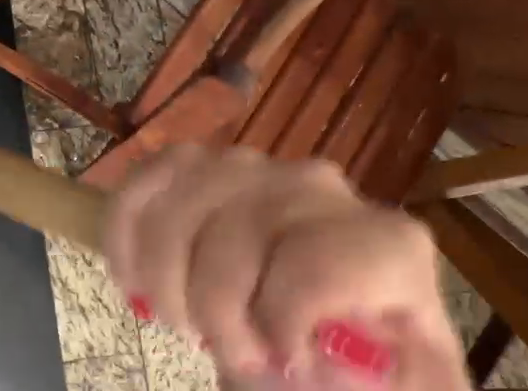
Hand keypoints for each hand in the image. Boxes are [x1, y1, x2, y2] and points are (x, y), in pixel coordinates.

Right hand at [103, 145, 465, 390]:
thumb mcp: (403, 381)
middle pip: (237, 241)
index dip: (284, 320)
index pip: (316, 266)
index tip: (278, 363)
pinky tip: (131, 282)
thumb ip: (383, 372)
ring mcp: (244, 164)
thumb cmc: (365, 355)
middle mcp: (315, 186)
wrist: (324, 316)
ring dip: (164, 279)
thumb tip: (314, 354)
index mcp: (384, 241)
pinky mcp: (188, 159)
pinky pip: (139, 189)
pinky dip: (124, 239)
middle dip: (214, 310)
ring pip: (177, 212)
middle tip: (221, 355)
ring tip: (181, 324)